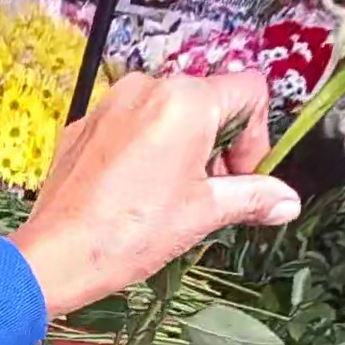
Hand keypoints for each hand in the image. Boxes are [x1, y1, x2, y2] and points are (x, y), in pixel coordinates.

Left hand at [10, 71, 302, 316]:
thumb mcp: (203, 214)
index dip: (258, 139)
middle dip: (219, 149)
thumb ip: (252, 198)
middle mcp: (145, 88)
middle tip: (211, 197)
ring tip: (171, 201)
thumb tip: (286, 201)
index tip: (244, 179)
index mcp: (185, 100)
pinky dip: (145, 154)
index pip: (249, 92)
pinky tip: (136, 196)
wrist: (58, 256)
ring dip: (183, 152)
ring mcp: (110, 105)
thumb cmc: (129, 234)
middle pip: (207, 103)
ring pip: (167, 116)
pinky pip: (130, 129)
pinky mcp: (84, 128)